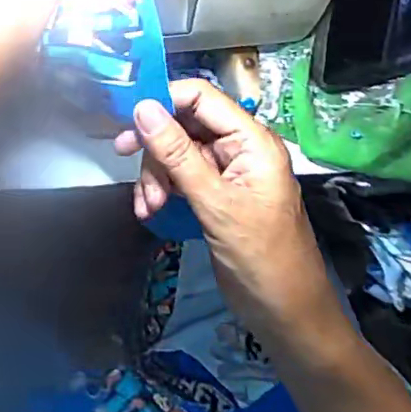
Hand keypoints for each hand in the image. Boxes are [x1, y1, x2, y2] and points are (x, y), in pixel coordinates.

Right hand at [114, 80, 350, 364]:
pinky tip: (151, 210)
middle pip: (182, 124)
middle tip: (124, 157)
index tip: (128, 118)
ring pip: (174, 152)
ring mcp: (225, 171)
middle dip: (155, 146)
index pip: (201, 97)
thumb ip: (177, 154)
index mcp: (251, 141)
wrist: (286, 314)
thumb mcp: (216, 203)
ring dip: (155, 175)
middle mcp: (238, 148)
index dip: (164, 100)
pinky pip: (177, 176)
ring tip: (149, 205)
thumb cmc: (262, 257)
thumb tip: (143, 108)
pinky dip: (160, 190)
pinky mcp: (213, 193)